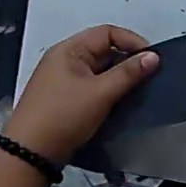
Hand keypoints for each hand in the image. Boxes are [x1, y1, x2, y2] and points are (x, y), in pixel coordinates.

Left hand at [4, 25, 159, 161]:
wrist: (31, 153)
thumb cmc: (65, 116)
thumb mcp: (101, 93)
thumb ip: (129, 73)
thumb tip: (154, 57)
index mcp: (69, 50)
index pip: (107, 33)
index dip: (132, 42)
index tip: (153, 60)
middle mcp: (65, 60)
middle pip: (104, 50)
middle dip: (128, 61)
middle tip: (149, 78)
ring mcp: (64, 80)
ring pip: (100, 70)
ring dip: (120, 78)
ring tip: (139, 91)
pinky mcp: (66, 99)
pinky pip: (93, 86)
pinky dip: (109, 91)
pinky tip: (122, 103)